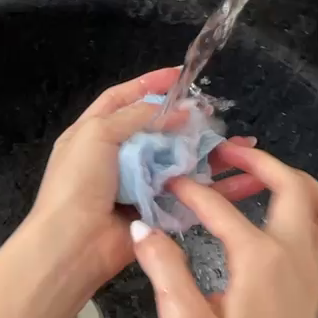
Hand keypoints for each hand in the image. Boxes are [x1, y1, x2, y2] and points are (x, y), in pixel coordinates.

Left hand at [19, 68, 263, 302]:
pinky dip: (217, 189)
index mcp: (91, 133)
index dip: (148, 85)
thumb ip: (136, 116)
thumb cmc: (77, 182)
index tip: (179, 75)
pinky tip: (244, 178)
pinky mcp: (156, 212)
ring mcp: (136, 185)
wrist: (73, 242)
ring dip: (208, 153)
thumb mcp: (97, 134)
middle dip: (185, 122)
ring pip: (178, 163)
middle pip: (156, 131)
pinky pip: (190, 196)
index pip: (121, 99)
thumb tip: (177, 111)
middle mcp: (114, 157)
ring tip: (239, 145)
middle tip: (214, 113)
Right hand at [128, 146, 317, 317]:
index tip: (164, 182)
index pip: (219, 208)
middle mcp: (295, 257)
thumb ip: (165, 271)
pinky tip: (293, 225)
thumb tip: (143, 227)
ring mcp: (315, 273)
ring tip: (265, 177)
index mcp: (260, 260)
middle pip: (293, 188)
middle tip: (222, 155)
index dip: (189, 190)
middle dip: (258, 163)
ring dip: (299, 182)